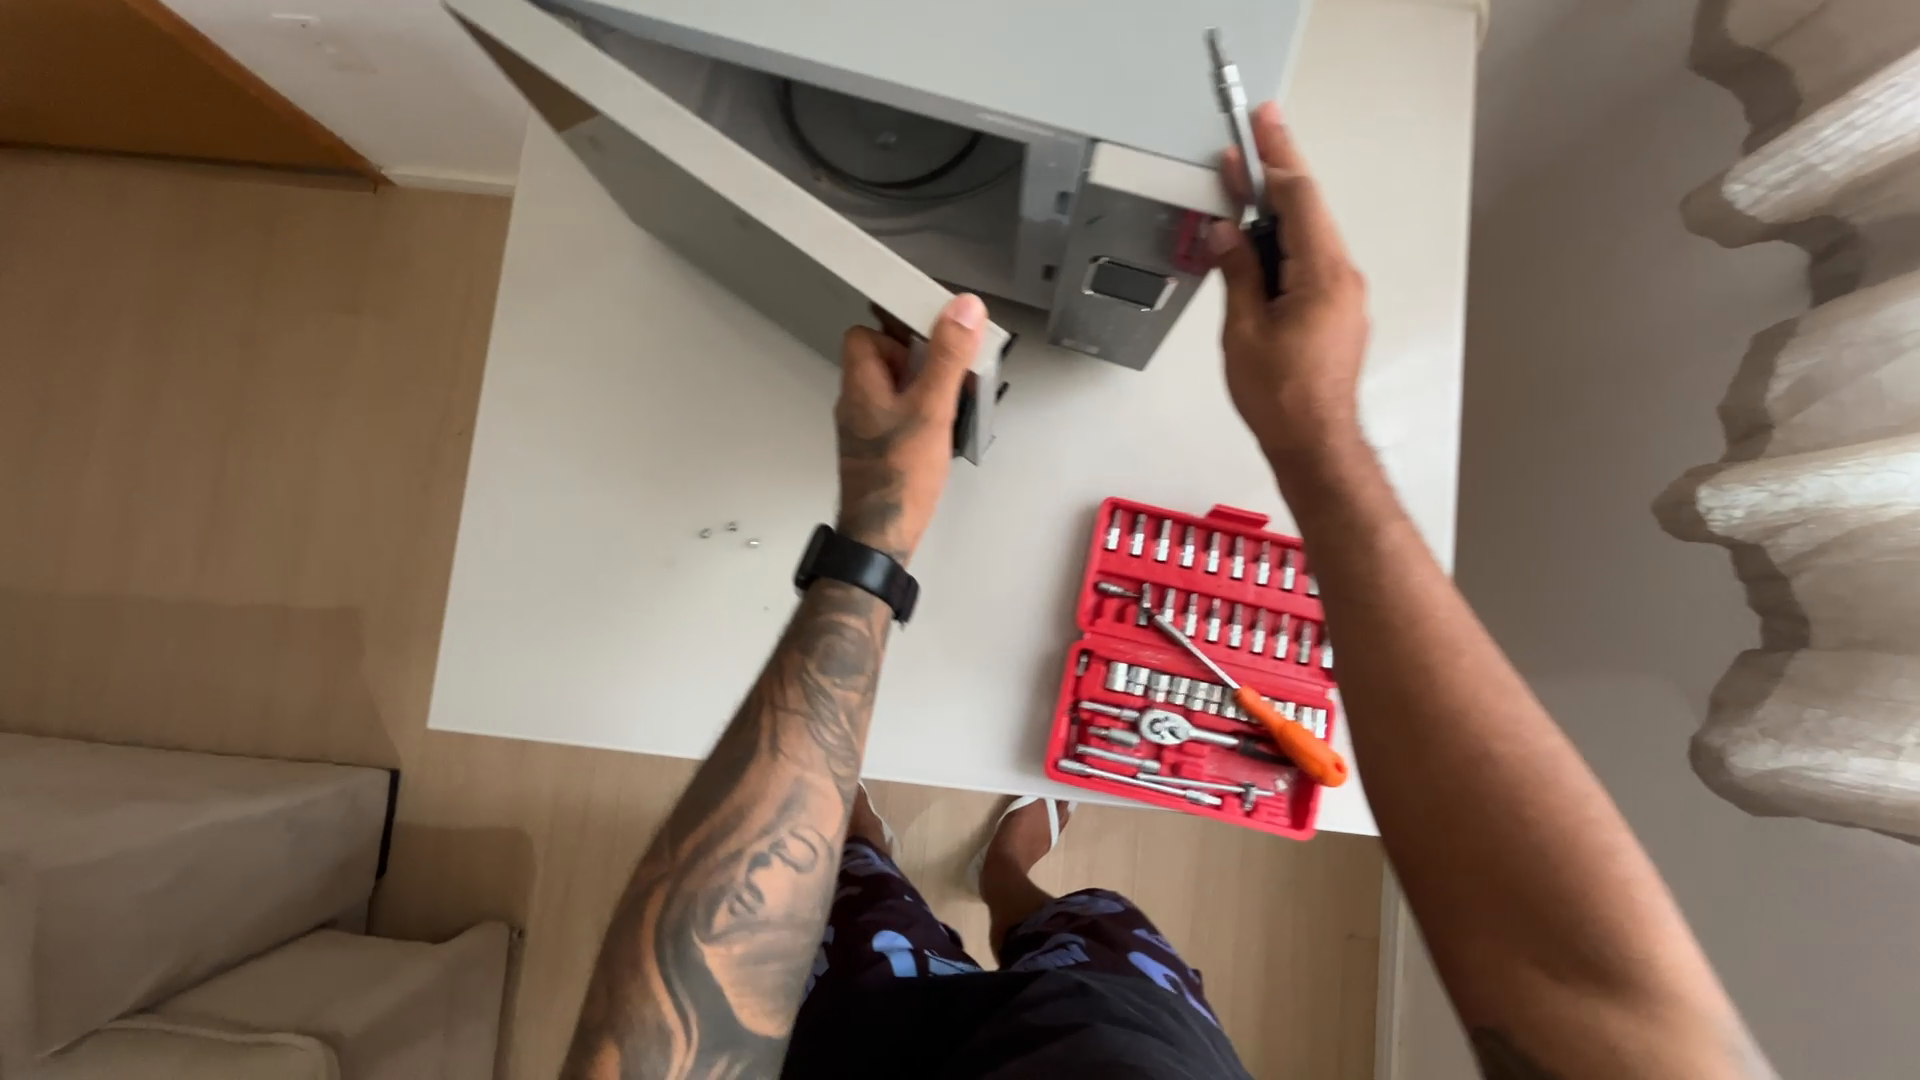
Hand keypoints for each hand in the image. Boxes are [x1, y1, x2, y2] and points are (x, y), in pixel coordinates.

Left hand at [833, 293, 986, 564]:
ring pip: (896, 391)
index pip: (864, 335)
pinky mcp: (880, 452)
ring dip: (926, 391)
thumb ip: (947, 358)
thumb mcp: (931, 409)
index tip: (930, 334)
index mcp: (861, 386)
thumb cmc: (897, 479)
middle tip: (950, 374)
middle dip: (922, 363)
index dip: (896, 330)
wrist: (883, 535)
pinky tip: (944, 433)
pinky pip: (901, 419)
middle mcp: (858, 405)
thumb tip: (962, 311)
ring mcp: (867, 430)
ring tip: (952, 405)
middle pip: (886, 361)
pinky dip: (923, 418)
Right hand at [1210, 103, 1370, 482]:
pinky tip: (1257, 251)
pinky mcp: (1336, 311)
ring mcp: (1343, 294)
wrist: (1314, 440)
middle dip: (1274, 177)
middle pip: (1306, 211)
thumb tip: (1227, 235)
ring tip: (1240, 203)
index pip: (1298, 198)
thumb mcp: (1243, 330)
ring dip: (1274, 217)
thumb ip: (1238, 274)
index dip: (1274, 161)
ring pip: (1307, 237)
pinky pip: (1310, 263)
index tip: (1259, 129)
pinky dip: (1283, 248)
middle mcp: (1342, 277)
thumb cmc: (1281, 397)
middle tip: (1251, 144)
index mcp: (1322, 274)